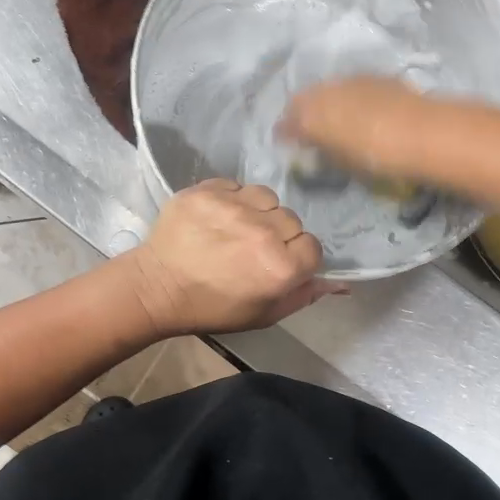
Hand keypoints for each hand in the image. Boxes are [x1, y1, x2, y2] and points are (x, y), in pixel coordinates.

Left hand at [122, 179, 342, 336]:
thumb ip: (304, 295)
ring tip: (235, 229)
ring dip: (257, 211)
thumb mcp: (263, 314)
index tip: (275, 264)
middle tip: (251, 249)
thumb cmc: (212, 307)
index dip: (296, 257)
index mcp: (281, 266)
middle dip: (277, 233)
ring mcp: (233, 206)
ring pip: (266, 197)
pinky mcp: (207, 190)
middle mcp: (263, 231)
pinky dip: (230, 198)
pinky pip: (235, 185)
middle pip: (291, 219)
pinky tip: (216, 218)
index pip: (312, 247)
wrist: (157, 287)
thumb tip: (342, 283)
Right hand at [282, 77, 436, 179]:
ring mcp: (347, 80)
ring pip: (325, 88)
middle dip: (300, 112)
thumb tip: (316, 147)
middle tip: (305, 126)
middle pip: (301, 99)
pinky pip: (349, 85)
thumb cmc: (374, 157)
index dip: (283, 134)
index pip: (285, 125)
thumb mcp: (341, 161)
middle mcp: (321, 94)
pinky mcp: (370, 76)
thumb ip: (323, 150)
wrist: (418, 131)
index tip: (284, 141)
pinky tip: (358, 106)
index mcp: (308, 118)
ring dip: (324, 100)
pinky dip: (346, 94)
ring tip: (332, 115)